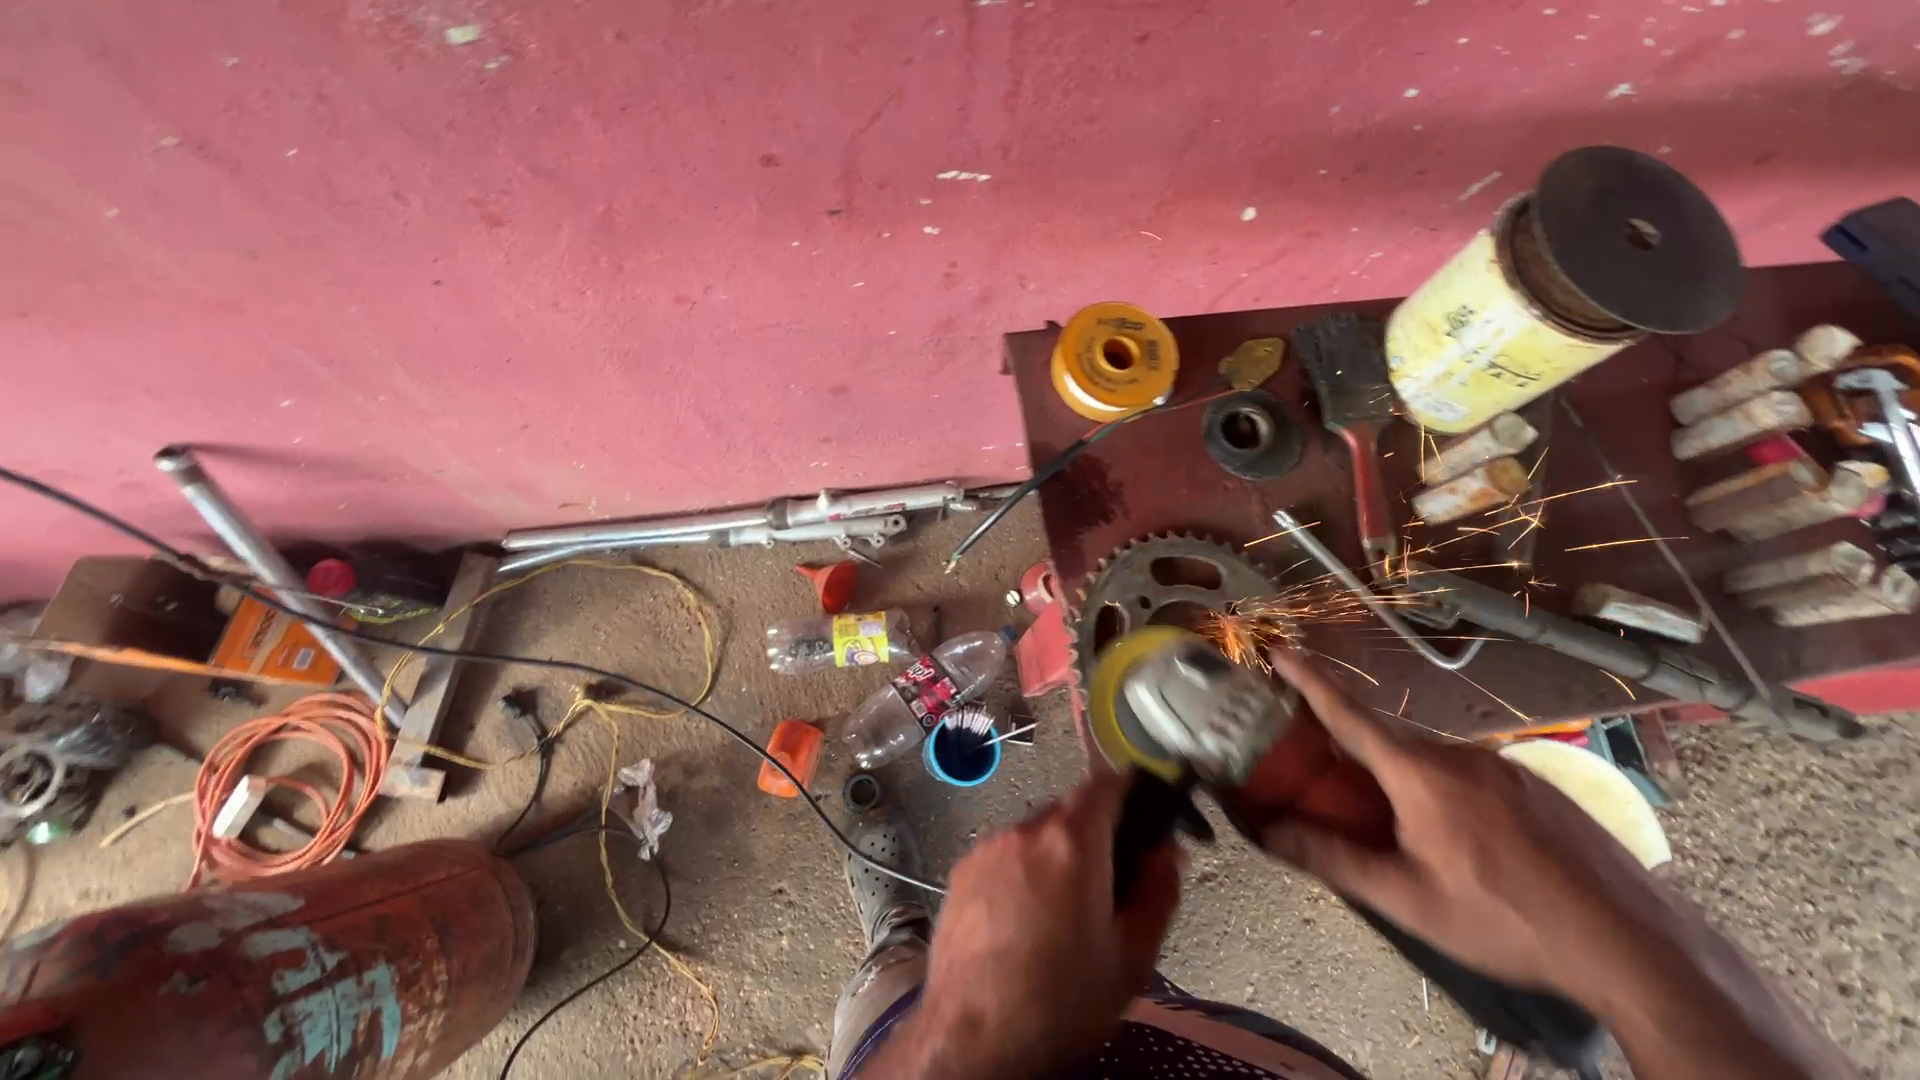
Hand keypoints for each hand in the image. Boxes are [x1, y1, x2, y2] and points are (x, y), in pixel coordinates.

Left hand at [905, 771, 1182, 1074]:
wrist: (973, 1036)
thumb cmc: (1059, 1001)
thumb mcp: (1132, 956)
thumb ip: (1160, 892)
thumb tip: (1169, 852)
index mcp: (1073, 843)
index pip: (1106, 784)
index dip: (1129, 788)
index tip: (1142, 804)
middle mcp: (1026, 831)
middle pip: (1070, 810)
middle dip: (1094, 833)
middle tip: (1110, 878)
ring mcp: (987, 848)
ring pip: (1035, 833)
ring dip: (1055, 854)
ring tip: (1063, 909)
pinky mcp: (961, 870)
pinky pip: (1004, 854)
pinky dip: (1021, 870)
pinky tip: (1025, 917)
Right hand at [1259, 647, 1668, 1000]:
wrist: (1633, 942)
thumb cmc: (1506, 920)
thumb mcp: (1407, 899)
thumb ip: (1333, 859)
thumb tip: (1267, 833)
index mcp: (1421, 774)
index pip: (1349, 715)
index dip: (1308, 681)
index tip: (1279, 650)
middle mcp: (1460, 755)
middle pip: (1387, 739)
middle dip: (1349, 747)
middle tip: (1322, 771)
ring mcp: (1504, 766)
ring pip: (1429, 758)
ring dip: (1397, 775)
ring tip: (1391, 820)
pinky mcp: (1535, 785)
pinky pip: (1467, 771)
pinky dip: (1438, 786)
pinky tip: (1454, 834)